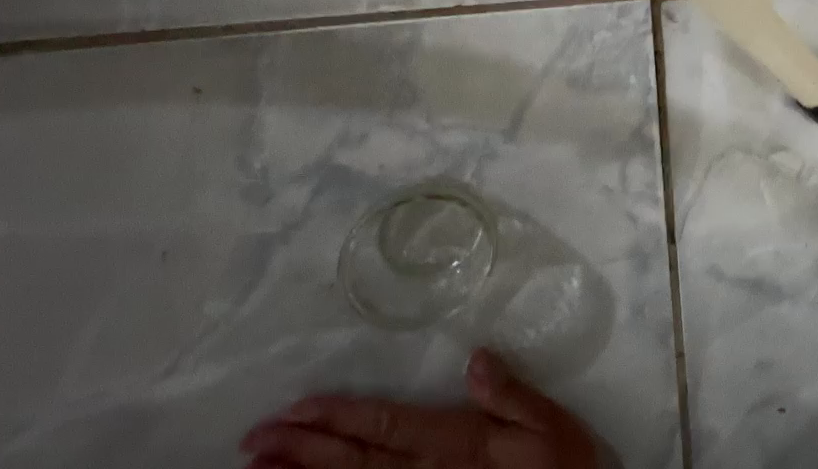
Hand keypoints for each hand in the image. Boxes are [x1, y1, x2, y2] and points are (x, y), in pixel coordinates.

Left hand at [240, 349, 616, 468]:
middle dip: (305, 449)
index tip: (298, 409)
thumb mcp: (549, 423)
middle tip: (256, 438)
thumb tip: (476, 359)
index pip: (389, 427)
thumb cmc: (561, 464)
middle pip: (357, 462)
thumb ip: (511, 395)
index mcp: (459, 442)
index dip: (342, 418)